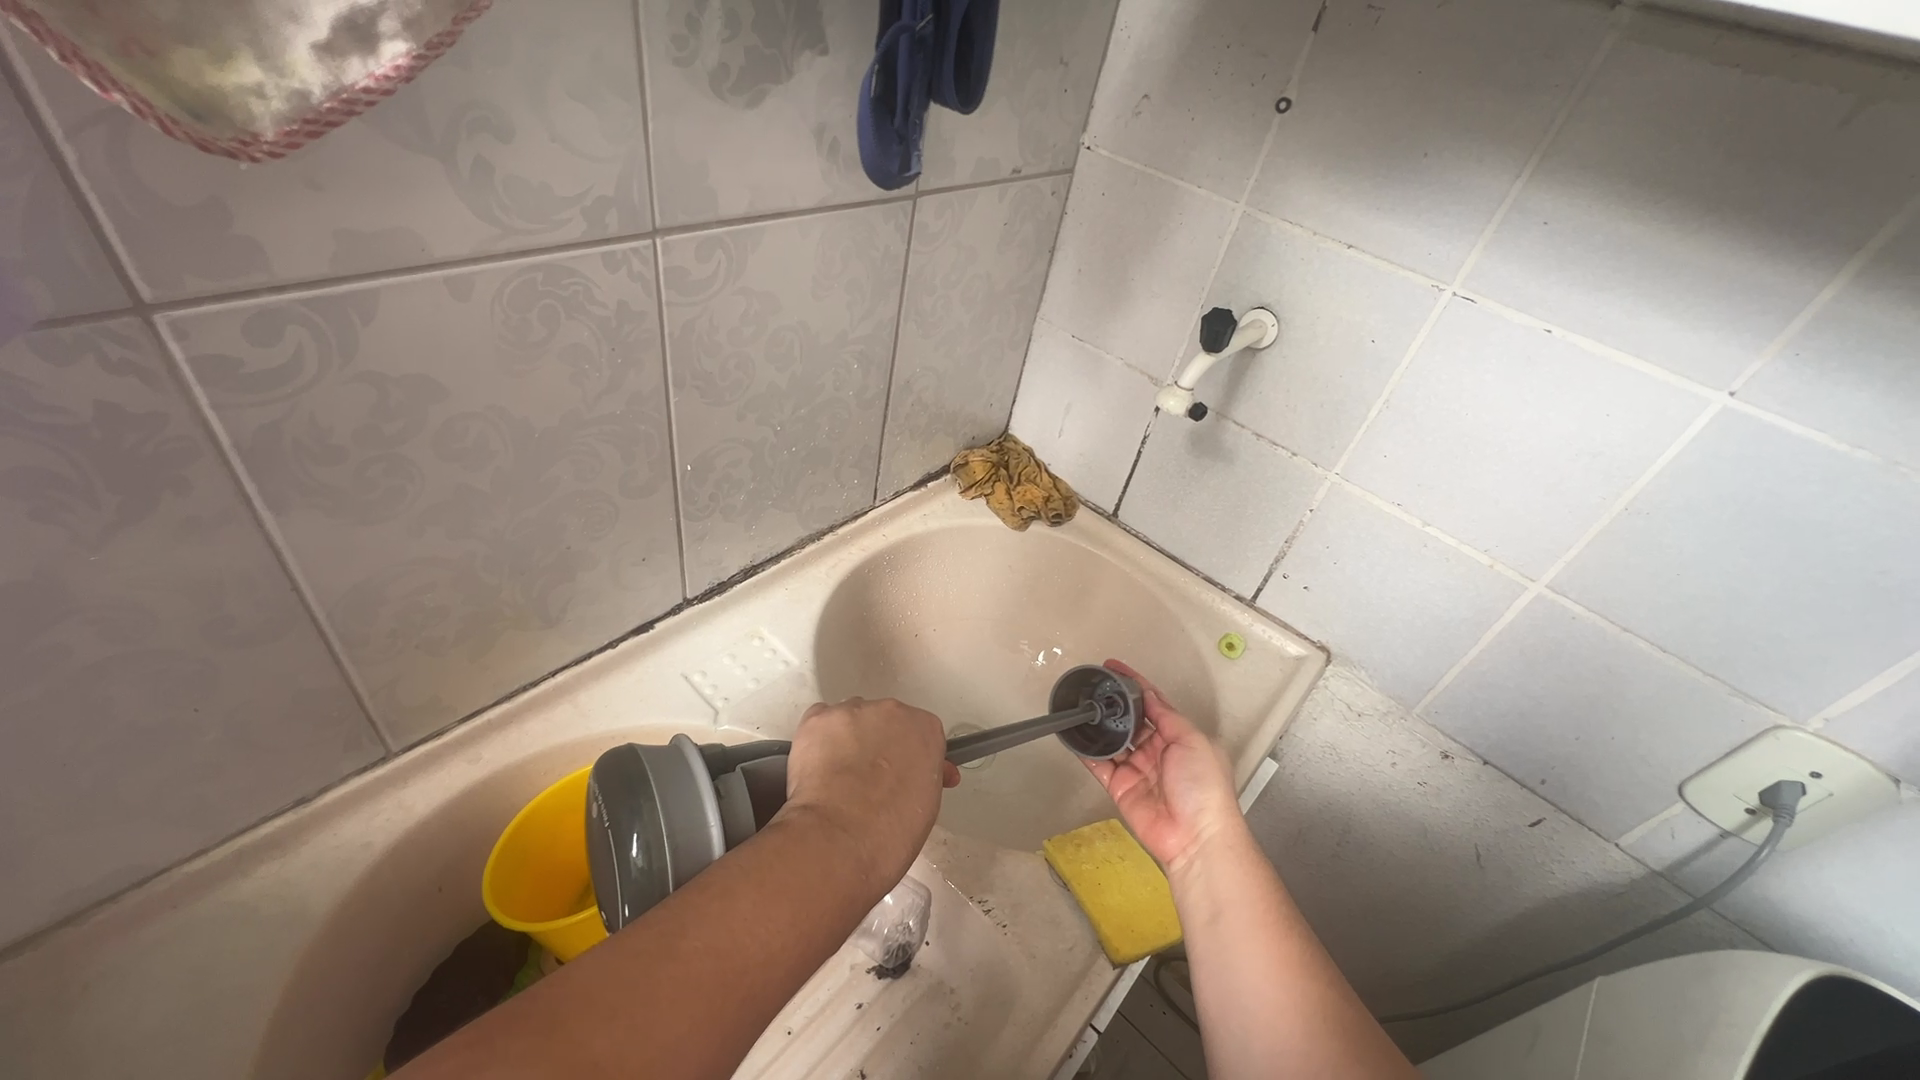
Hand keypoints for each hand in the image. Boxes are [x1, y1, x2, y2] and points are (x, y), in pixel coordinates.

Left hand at [778, 698, 960, 894]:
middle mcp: (891, 712)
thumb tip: (910, 777)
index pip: (921, 733)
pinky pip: (819, 721)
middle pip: (886, 720)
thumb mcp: (926, 806)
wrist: (840, 838)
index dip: (909, 756)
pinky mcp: (817, 720)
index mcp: (925, 729)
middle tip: (869, 779)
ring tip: (839, 778)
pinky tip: (819, 768)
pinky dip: (818, 741)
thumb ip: (923, 775)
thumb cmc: (886, 830)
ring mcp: (852, 712)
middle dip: (879, 744)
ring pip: (851, 719)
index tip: (902, 774)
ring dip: (848, 740)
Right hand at [1081, 661, 1241, 874]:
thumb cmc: (1204, 789)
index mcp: (1179, 737)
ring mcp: (1137, 769)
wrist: (1195, 836)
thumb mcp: (1192, 741)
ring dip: (1099, 726)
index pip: (1153, 703)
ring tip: (1082, 706)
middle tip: (1094, 687)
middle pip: (1130, 720)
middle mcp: (1157, 751)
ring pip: (1113, 741)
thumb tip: (1149, 696)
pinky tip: (1075, 737)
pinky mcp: (1120, 787)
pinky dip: (1086, 752)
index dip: (1134, 684)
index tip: (1115, 668)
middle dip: (1114, 704)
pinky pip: (1099, 765)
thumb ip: (1167, 716)